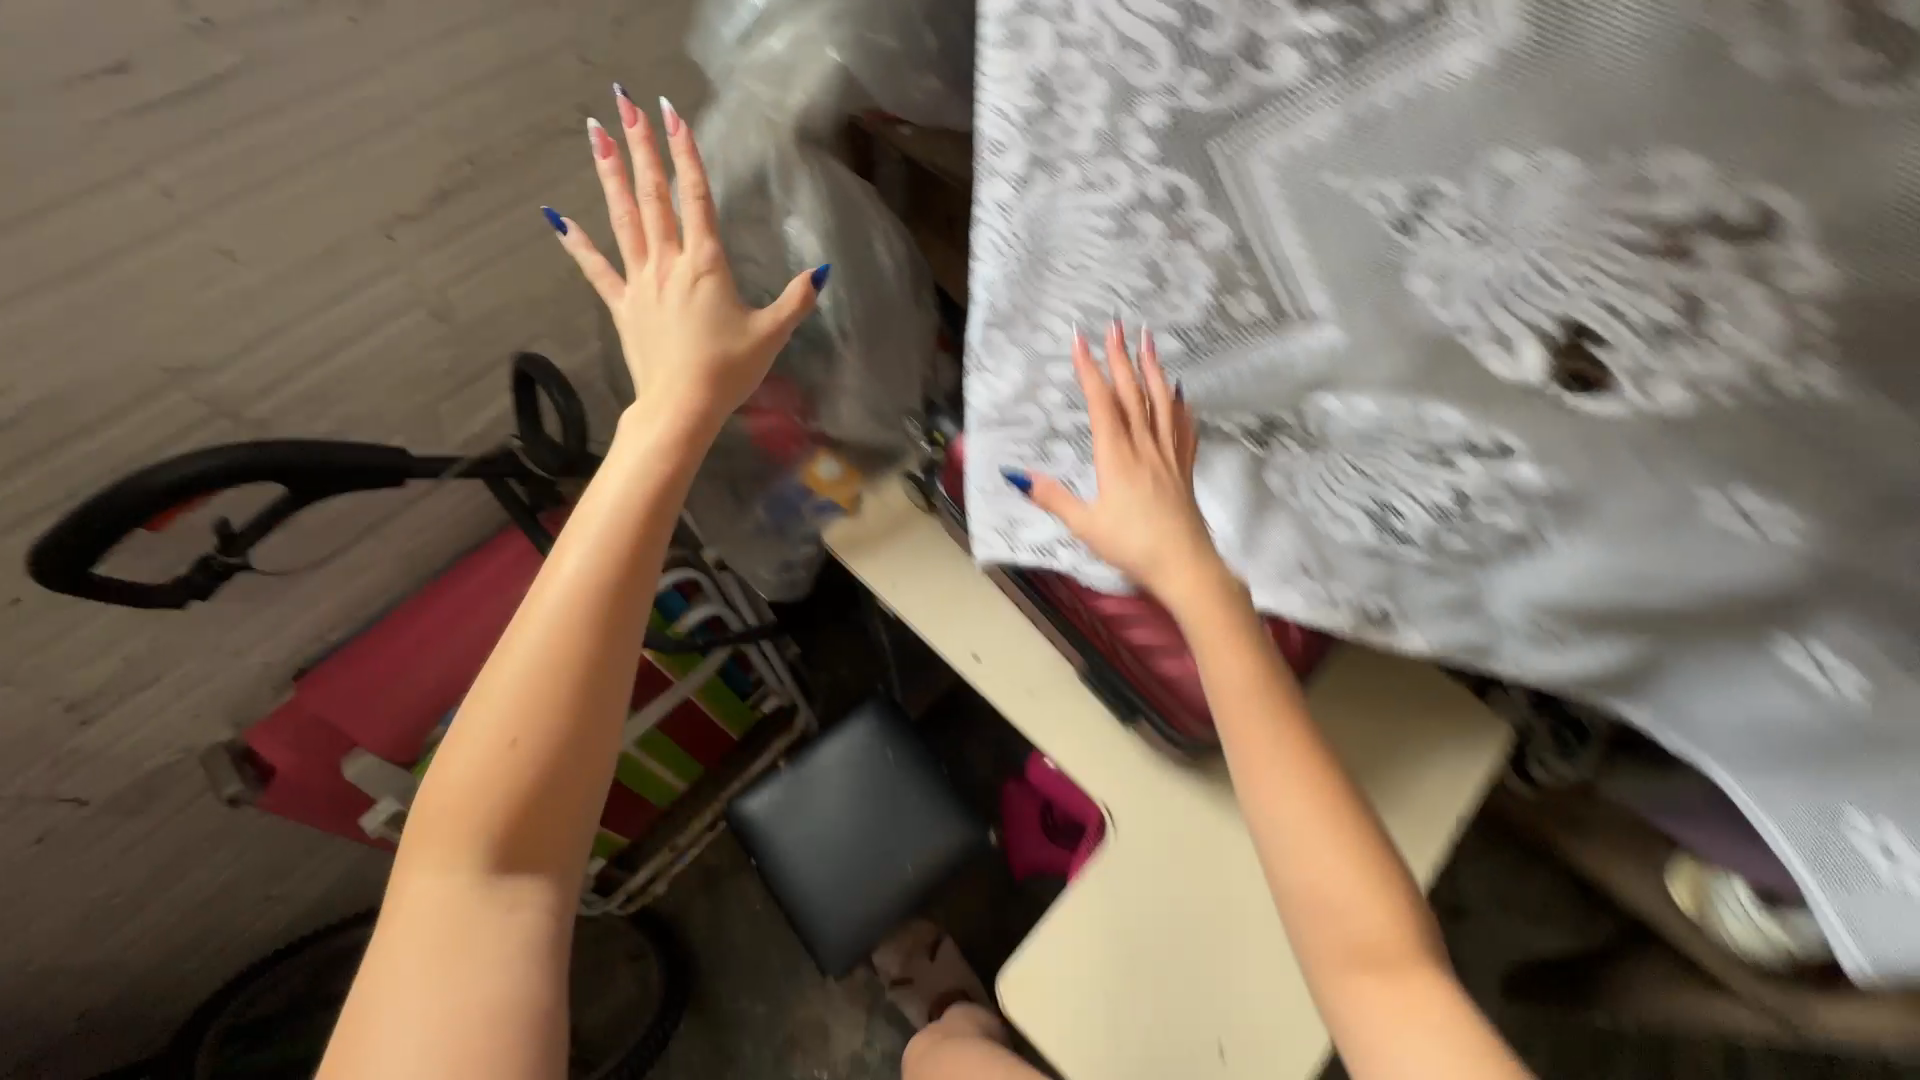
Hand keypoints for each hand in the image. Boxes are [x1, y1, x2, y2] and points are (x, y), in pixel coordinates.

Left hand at [547, 87, 827, 432]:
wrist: (682, 406)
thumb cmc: (729, 370)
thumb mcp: (772, 335)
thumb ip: (795, 301)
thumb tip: (821, 272)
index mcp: (705, 264)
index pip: (696, 198)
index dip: (686, 154)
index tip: (673, 114)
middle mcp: (669, 263)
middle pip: (654, 195)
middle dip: (641, 146)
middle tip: (625, 102)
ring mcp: (641, 283)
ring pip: (624, 219)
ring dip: (610, 175)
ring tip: (596, 134)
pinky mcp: (624, 307)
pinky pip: (597, 269)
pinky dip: (577, 244)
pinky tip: (556, 218)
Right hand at [1006, 321, 1232, 603]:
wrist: (1185, 564)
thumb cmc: (1131, 545)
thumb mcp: (1085, 525)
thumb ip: (1053, 497)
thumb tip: (1016, 476)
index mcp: (1116, 456)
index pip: (1102, 403)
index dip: (1089, 369)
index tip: (1080, 340)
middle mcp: (1144, 446)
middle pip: (1133, 393)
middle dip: (1121, 358)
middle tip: (1116, 325)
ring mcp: (1169, 454)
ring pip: (1162, 402)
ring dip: (1153, 369)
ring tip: (1149, 342)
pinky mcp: (1184, 467)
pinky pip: (1183, 427)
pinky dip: (1180, 405)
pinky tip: (1180, 393)